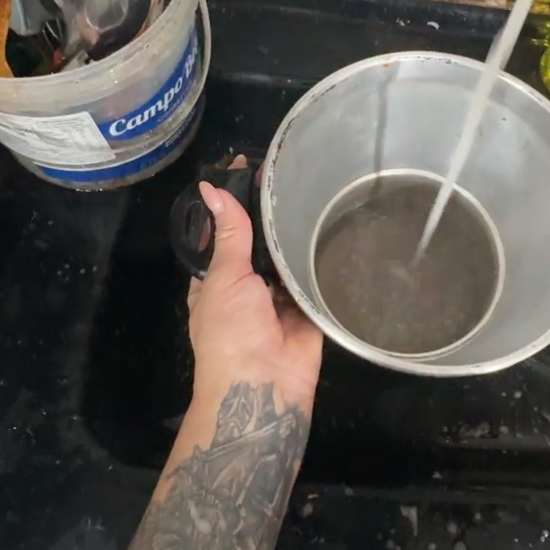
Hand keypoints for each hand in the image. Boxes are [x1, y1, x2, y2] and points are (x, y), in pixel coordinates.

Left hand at [185, 170, 323, 407]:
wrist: (264, 384)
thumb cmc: (230, 331)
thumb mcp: (222, 278)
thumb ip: (228, 233)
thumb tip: (211, 188)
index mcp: (218, 275)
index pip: (226, 228)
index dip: (234, 200)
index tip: (250, 165)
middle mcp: (250, 281)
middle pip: (261, 239)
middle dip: (272, 214)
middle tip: (292, 171)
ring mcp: (282, 292)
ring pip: (290, 253)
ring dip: (299, 232)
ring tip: (319, 187)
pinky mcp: (311, 303)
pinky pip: (316, 273)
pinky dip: (323, 255)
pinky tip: (338, 222)